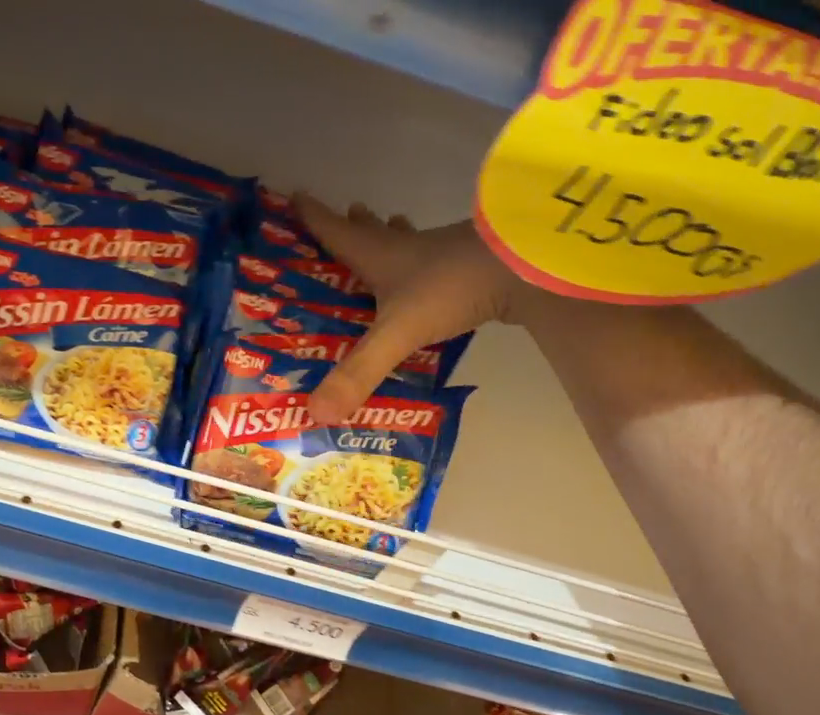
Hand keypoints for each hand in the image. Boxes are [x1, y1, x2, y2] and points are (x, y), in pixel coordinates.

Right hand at [293, 195, 524, 422]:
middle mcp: (407, 250)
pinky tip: (430, 277)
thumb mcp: (396, 333)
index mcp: (380, 256)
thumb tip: (315, 414)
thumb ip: (359, 373)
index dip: (314, 216)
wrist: (525, 267)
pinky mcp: (471, 269)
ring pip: (409, 242)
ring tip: (388, 229)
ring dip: (395, 237)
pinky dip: (425, 266)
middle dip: (357, 224)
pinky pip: (436, 265)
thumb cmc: (450, 287)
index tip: (295, 195)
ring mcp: (442, 257)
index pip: (337, 231)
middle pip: (375, 232)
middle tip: (349, 213)